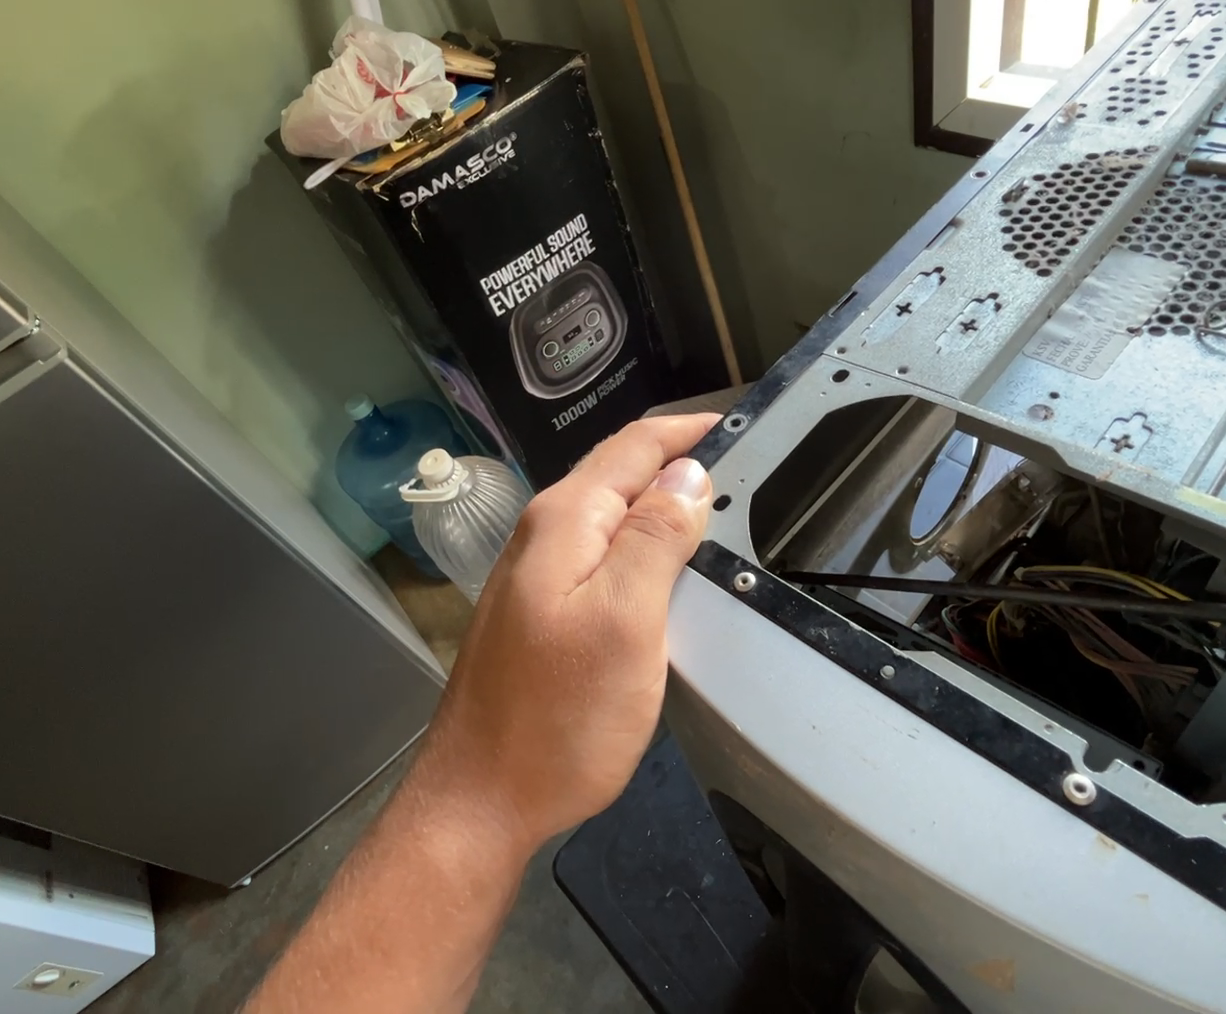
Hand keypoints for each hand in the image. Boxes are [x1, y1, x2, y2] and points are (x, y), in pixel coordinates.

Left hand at [421, 413, 718, 847]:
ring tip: (717, 510)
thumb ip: (656, 539)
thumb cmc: (559, 717)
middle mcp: (543, 535)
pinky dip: (641, 544)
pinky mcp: (539, 610)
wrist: (481, 799)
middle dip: (677, 461)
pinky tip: (666, 566)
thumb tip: (688, 473)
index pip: (634, 447)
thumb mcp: (625, 620)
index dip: (688, 431)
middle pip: (618, 474)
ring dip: (660, 502)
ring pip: (609, 515)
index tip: (741, 425)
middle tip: (744, 470)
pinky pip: (599, 554)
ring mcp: (536, 575)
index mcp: (565, 521)